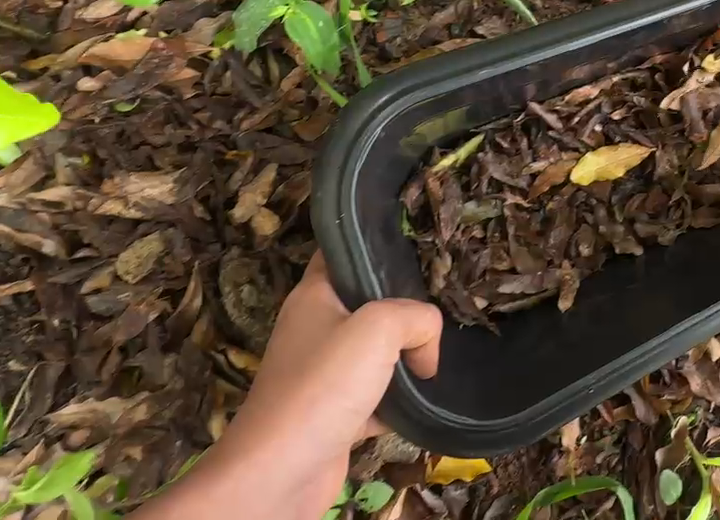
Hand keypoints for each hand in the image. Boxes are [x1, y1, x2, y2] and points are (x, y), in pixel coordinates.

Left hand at [136, 255, 442, 519]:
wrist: (278, 476)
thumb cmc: (323, 385)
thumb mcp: (381, 327)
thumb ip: (418, 317)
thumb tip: (428, 347)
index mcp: (315, 294)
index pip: (345, 250)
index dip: (377, 243)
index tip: (418, 245)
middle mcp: (316, 327)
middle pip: (369, 301)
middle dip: (405, 304)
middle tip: (440, 302)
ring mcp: (323, 372)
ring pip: (376, 349)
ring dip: (405, 354)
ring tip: (437, 351)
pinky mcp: (334, 412)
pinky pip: (376, 392)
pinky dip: (398, 396)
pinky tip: (424, 399)